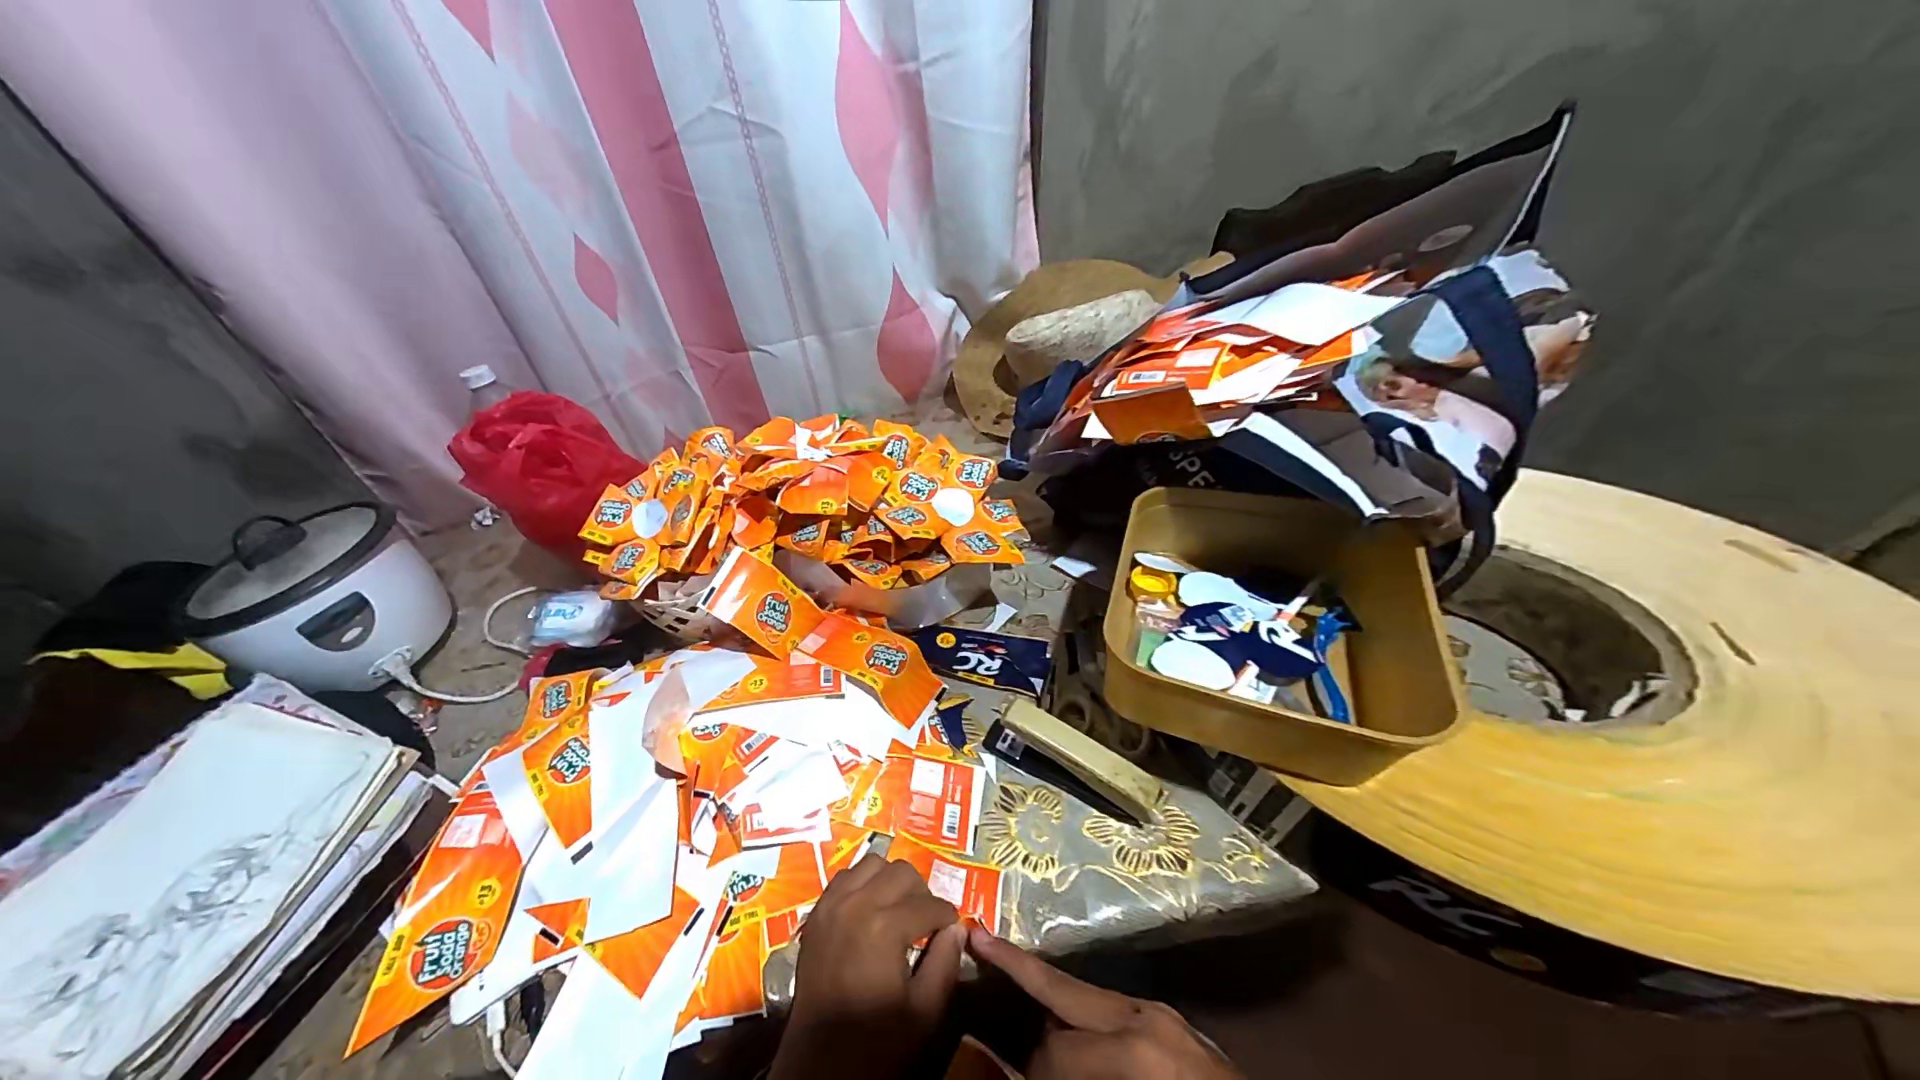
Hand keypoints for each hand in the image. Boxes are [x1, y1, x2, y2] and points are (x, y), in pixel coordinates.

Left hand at [769, 855, 966, 1079]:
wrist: (819, 1064)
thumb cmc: (875, 1041)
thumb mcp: (924, 1010)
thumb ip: (945, 961)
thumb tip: (957, 928)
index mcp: (885, 926)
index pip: (930, 904)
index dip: (947, 917)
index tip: (952, 930)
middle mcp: (856, 904)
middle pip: (902, 872)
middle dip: (921, 893)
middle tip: (926, 921)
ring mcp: (831, 905)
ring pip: (872, 864)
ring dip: (890, 882)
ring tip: (898, 910)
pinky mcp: (816, 914)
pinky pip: (844, 878)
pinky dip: (862, 884)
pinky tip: (870, 910)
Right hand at [969, 927, 1240, 1079]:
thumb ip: (1073, 1066)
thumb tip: (1035, 1061)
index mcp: (1135, 1049)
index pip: (1056, 1051)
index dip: (1028, 1067)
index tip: (1005, 1063)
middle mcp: (1144, 1017)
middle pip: (1064, 988)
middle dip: (1019, 963)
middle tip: (980, 936)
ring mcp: (1161, 1014)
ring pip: (1087, 992)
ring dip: (1050, 988)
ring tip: (1014, 976)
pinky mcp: (1173, 1021)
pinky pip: (1113, 1006)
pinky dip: (1081, 1007)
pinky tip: (1066, 1013)